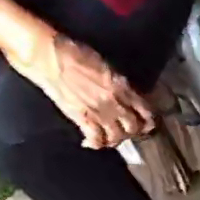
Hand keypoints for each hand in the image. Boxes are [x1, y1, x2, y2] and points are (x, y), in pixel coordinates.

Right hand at [17, 33, 155, 148]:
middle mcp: (115, 102)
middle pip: (133, 127)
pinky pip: (95, 138)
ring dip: (116, 140)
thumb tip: (127, 95)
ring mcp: (99, 111)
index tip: (147, 124)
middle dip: (134, 132)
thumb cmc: (77, 55)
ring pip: (117, 136)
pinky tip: (90, 142)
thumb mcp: (108, 67)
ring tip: (111, 138)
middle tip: (127, 133)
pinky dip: (95, 144)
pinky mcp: (81, 118)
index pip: (146, 110)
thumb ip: (120, 84)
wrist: (50, 58)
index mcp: (123, 87)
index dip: (149, 121)